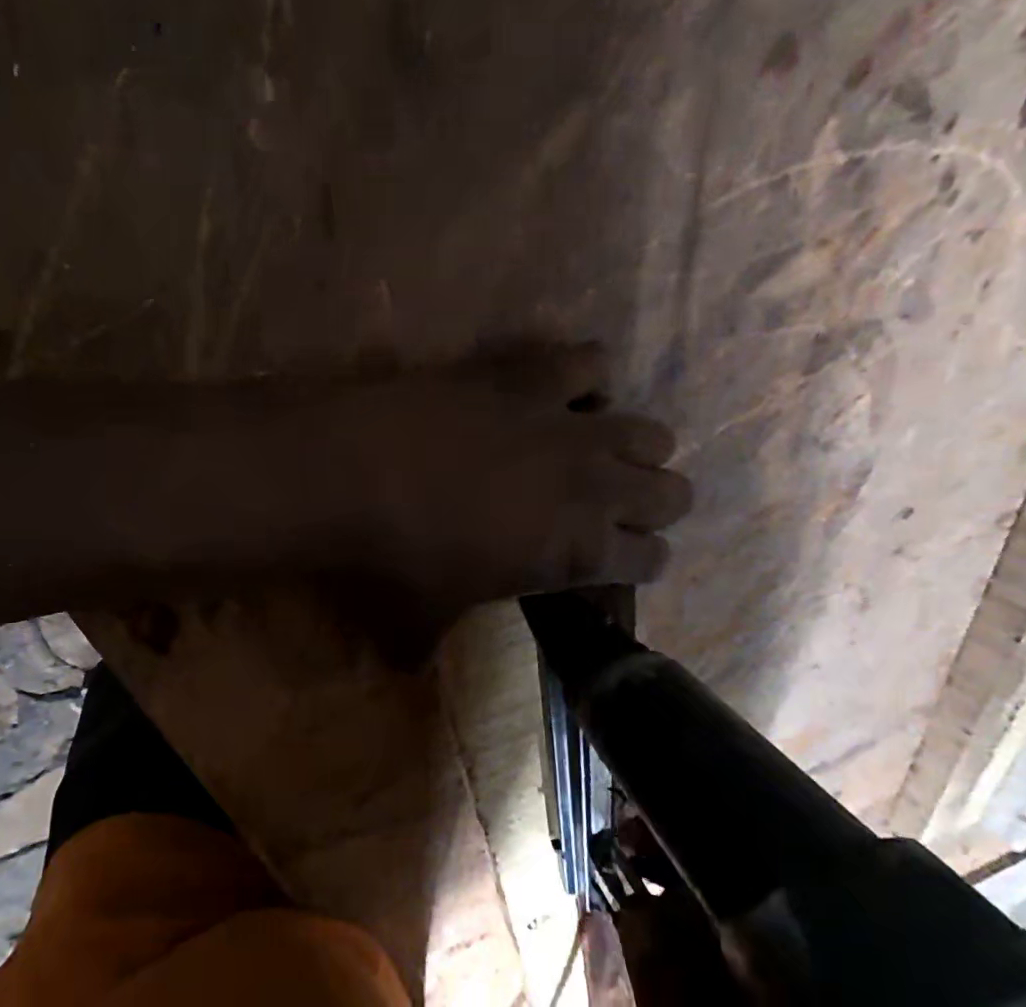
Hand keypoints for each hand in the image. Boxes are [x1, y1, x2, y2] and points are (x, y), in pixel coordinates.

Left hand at [297, 345, 692, 608]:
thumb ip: (438, 642)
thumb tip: (413, 662)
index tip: (620, 560)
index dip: (641, 562)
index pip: (654, 560)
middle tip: (614, 507)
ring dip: (634, 446)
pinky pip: (593, 363)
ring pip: (651, 432)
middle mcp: (595, 488)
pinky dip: (586, 379)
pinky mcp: (534, 376)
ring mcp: (570, 426)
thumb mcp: (426, 619)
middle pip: (673, 494)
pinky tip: (560, 393)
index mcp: (579, 553)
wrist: (352, 475)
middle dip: (654, 505)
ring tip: (596, 451)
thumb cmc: (395, 559)